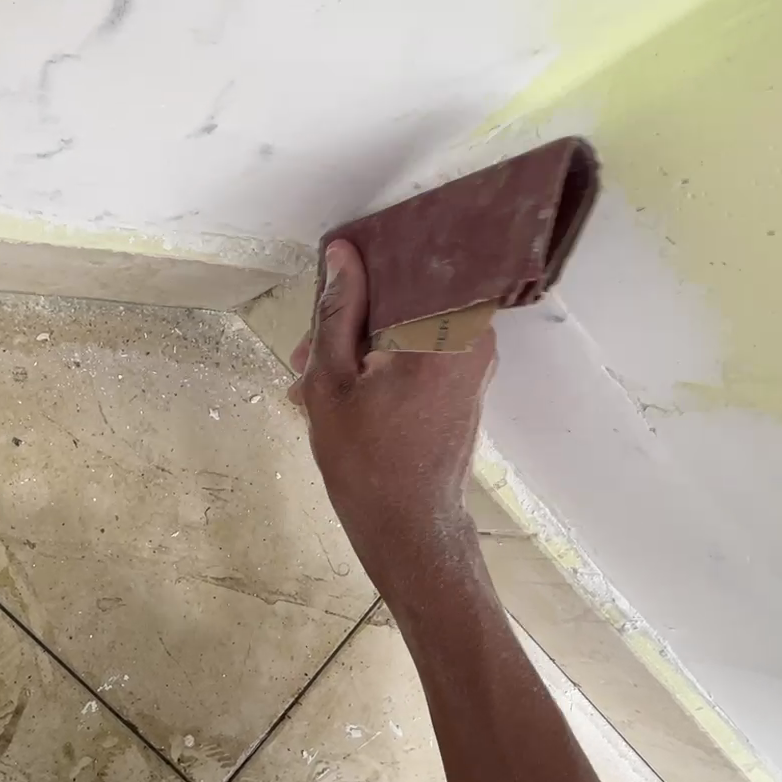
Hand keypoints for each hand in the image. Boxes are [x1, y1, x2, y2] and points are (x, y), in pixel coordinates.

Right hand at [288, 240, 496, 604]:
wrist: (405, 526)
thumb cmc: (364, 457)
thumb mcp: (331, 381)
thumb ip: (337, 313)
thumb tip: (342, 255)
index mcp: (448, 327)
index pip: (425, 258)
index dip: (375, 261)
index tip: (337, 279)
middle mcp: (475, 337)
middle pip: (412, 296)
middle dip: (355, 315)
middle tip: (306, 352)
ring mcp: (474, 363)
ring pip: (411, 326)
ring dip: (361, 342)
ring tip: (313, 379)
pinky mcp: (464, 385)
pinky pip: (420, 352)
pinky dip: (381, 361)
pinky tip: (340, 390)